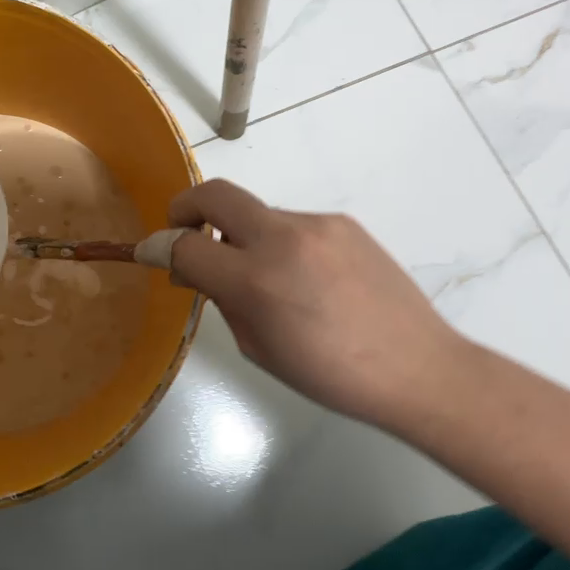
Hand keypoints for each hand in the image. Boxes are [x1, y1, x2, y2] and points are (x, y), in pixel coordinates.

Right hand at [167, 179, 469, 427]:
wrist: (420, 369)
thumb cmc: (330, 374)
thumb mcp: (257, 346)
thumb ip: (221, 298)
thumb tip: (194, 268)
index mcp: (257, 280)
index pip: (185, 246)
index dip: (158, 248)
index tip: (149, 254)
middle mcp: (283, 239)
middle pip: (213, 194)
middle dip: (185, 208)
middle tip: (182, 232)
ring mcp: (317, 225)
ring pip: (255, 214)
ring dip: (240, 235)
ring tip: (262, 277)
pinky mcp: (343, 223)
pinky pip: (290, 224)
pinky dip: (277, 243)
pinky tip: (301, 279)